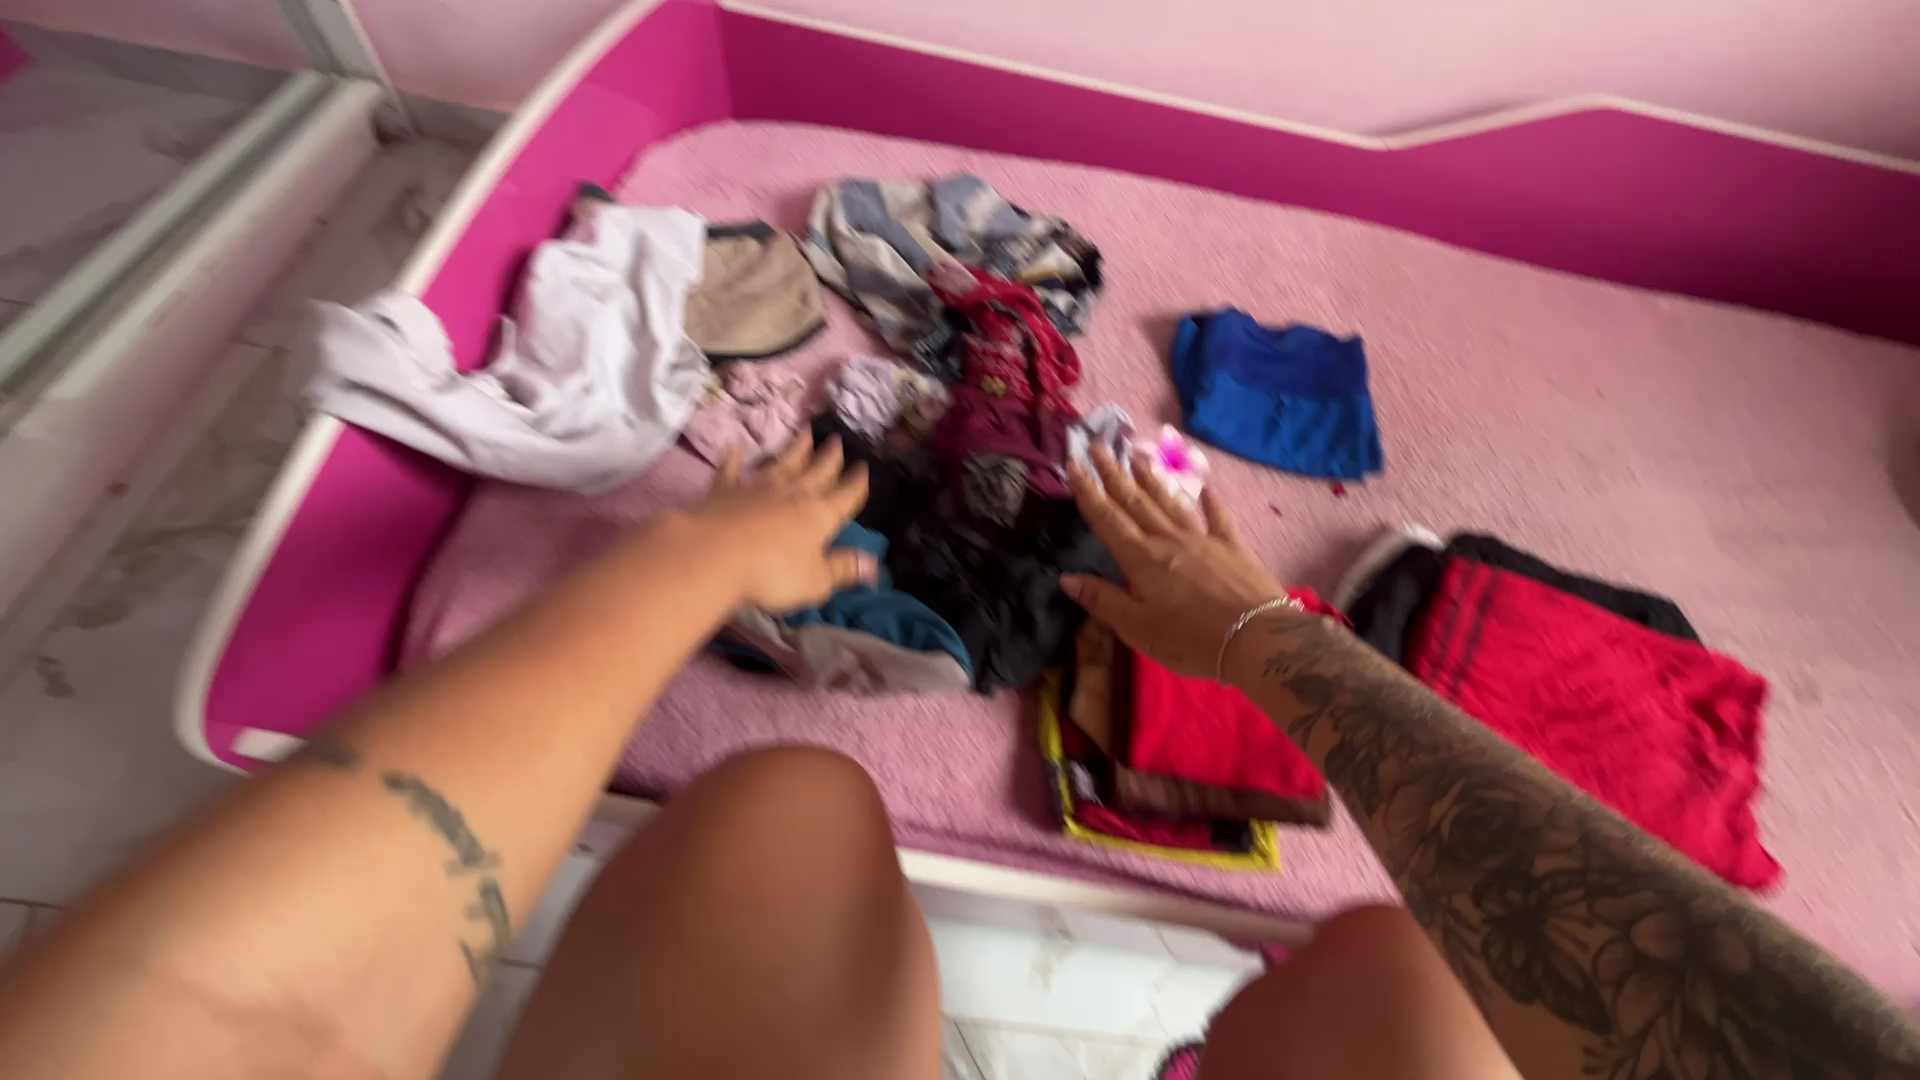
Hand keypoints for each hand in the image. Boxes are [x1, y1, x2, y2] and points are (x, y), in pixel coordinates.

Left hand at [672, 432, 874, 612]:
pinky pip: (731, 471)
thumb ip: (844, 569)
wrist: (713, 554)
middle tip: (837, 441)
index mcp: (820, 515)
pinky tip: (734, 447)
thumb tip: (873, 564)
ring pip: (782, 463)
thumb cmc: (772, 572)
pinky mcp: (724, 491)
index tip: (864, 468)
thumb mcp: (816, 580)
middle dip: (830, 457)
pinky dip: (733, 459)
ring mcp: (757, 488)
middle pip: (817, 471)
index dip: (857, 483)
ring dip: (795, 449)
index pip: (846, 496)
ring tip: (806, 433)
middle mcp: (793, 494)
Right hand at [1062, 445, 1301, 677]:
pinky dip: (1210, 501)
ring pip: (1170, 502)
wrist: (1257, 639)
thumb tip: (1067, 577)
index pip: (1107, 518)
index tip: (1073, 463)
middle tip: (1099, 446)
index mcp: (1141, 558)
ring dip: (1151, 479)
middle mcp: (1168, 540)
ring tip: (1137, 456)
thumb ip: (1102, 600)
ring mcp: (1202, 540)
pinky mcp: (1232, 548)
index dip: (1088, 491)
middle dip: (1114, 473)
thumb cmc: (1189, 640)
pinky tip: (1206, 487)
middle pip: (1135, 501)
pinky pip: (1218, 518)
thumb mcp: (1137, 628)